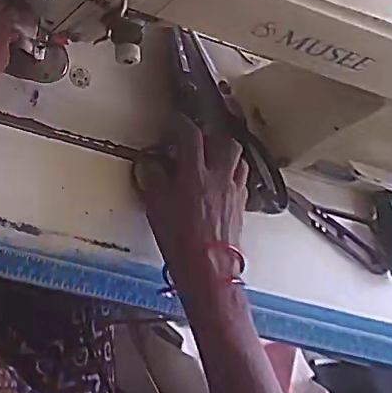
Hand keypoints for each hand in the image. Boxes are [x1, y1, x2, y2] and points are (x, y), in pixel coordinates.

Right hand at [135, 117, 248, 300]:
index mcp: (195, 173)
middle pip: (226, 142)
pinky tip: (221, 181)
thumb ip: (153, 179)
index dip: (182, 124)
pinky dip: (232, 174)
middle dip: (212, 135)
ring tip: (213, 156)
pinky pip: (241, 180)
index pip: (191, 135)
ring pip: (239, 160)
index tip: (176, 122)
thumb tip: (150, 165)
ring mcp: (233, 192)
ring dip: (226, 153)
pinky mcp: (241, 207)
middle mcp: (219, 178)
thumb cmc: (182, 240)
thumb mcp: (156, 206)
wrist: (209, 271)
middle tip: (198, 138)